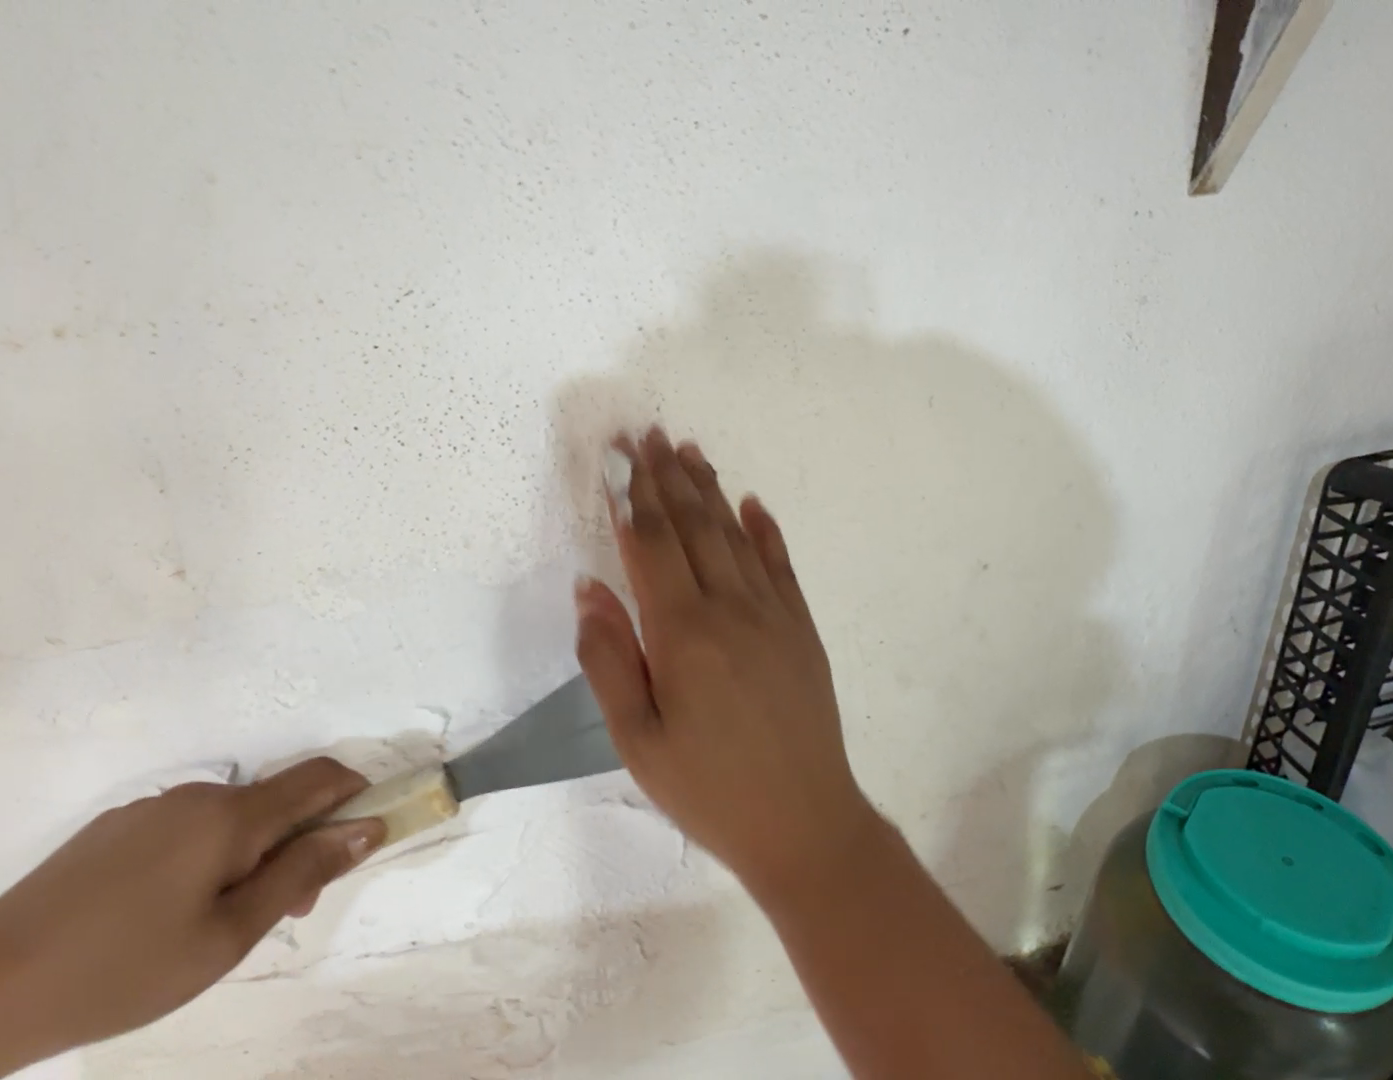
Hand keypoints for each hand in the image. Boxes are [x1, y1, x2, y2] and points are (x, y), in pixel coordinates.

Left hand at [0, 758, 383, 1077]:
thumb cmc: (122, 971)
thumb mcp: (230, 934)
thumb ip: (305, 873)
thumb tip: (368, 826)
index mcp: (229, 816)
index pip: (321, 778)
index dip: (361, 795)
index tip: (375, 833)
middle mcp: (193, 796)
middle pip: (278, 802)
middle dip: (304, 842)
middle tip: (289, 913)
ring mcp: (147, 811)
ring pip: (233, 820)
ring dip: (257, 856)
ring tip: (224, 925)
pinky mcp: (112, 832)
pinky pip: (189, 831)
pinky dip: (212, 859)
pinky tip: (173, 917)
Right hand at [574, 429, 882, 901]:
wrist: (804, 821)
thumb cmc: (707, 790)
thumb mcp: (637, 740)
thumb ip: (609, 659)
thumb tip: (589, 589)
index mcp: (683, 634)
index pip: (650, 546)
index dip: (630, 497)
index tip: (616, 455)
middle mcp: (731, 610)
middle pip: (694, 528)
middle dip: (666, 478)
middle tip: (648, 434)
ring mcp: (774, 616)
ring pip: (736, 537)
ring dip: (710, 492)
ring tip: (690, 451)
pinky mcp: (802, 631)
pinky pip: (781, 567)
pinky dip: (764, 531)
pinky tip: (753, 505)